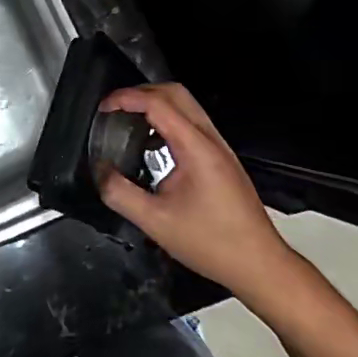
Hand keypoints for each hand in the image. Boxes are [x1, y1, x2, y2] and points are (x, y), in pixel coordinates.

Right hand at [97, 83, 298, 295]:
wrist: (258, 264)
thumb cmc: (212, 243)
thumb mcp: (155, 222)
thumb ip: (120, 194)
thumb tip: (100, 171)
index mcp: (196, 149)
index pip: (159, 104)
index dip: (127, 98)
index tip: (104, 107)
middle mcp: (211, 141)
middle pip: (176, 93)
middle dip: (141, 92)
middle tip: (115, 107)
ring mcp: (220, 149)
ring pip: (187, 106)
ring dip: (156, 105)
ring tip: (129, 121)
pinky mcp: (222, 160)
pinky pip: (192, 124)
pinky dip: (168, 121)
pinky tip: (152, 145)